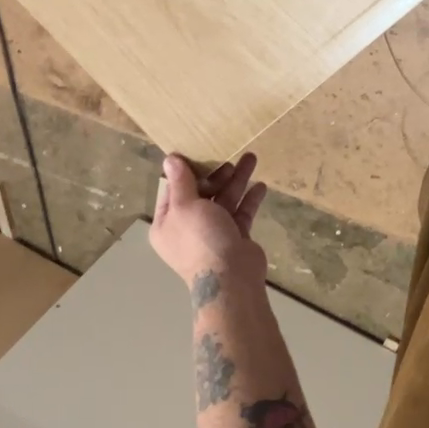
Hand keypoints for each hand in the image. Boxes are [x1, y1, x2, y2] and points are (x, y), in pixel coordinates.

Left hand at [150, 152, 269, 290]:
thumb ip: (181, 181)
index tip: (198, 150)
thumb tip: (169, 158)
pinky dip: (249, 199)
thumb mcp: (186, 206)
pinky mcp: (234, 237)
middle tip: (229, 156)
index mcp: (167, 223)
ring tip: (251, 158)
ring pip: (224, 200)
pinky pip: (241, 213)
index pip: (173, 190)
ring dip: (237, 180)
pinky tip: (261, 185)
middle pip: (202, 193)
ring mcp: (212, 232)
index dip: (185, 171)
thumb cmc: (201, 238)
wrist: (230, 277)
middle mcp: (188, 227)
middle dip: (217, 174)